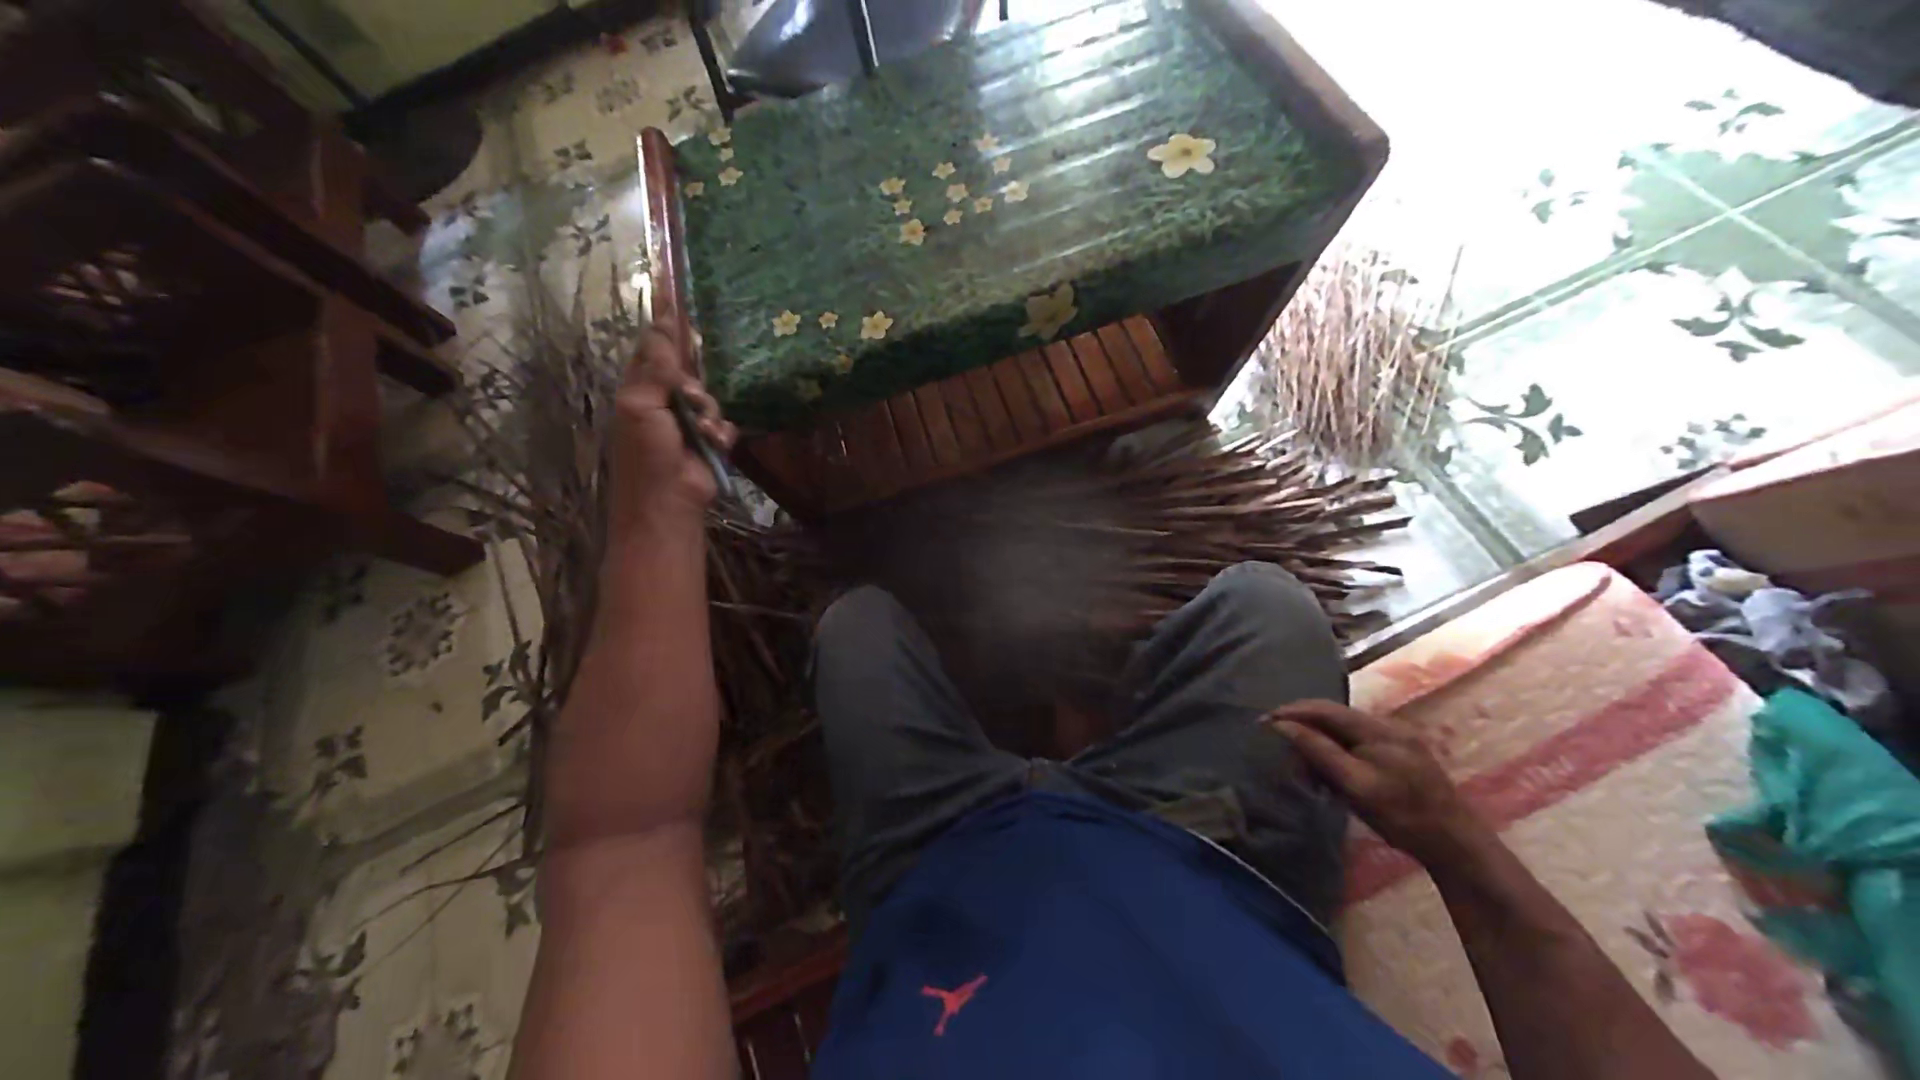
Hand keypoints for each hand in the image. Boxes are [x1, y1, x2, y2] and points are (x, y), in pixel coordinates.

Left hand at [609, 322, 737, 529]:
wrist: (668, 503)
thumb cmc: (646, 455)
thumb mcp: (640, 405)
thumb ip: (655, 367)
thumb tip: (665, 327)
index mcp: (639, 386)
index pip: (655, 346)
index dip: (667, 324)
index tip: (678, 293)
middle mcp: (663, 399)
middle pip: (688, 368)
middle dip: (694, 379)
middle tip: (691, 395)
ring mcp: (688, 421)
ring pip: (710, 395)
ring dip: (708, 411)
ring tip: (701, 429)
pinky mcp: (710, 441)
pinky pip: (724, 422)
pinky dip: (721, 433)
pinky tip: (715, 445)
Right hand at [1268, 700, 1491, 870]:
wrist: (1456, 845)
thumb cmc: (1402, 815)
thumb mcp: (1354, 784)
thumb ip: (1318, 750)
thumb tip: (1282, 725)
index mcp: (1378, 728)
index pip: (1324, 708)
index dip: (1291, 712)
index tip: (1262, 723)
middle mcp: (1387, 725)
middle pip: (1333, 716)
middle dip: (1302, 727)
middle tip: (1278, 745)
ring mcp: (1397, 739)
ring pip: (1344, 730)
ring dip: (1318, 741)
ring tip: (1301, 764)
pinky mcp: (1401, 754)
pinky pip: (1357, 742)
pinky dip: (1336, 751)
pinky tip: (1328, 770)